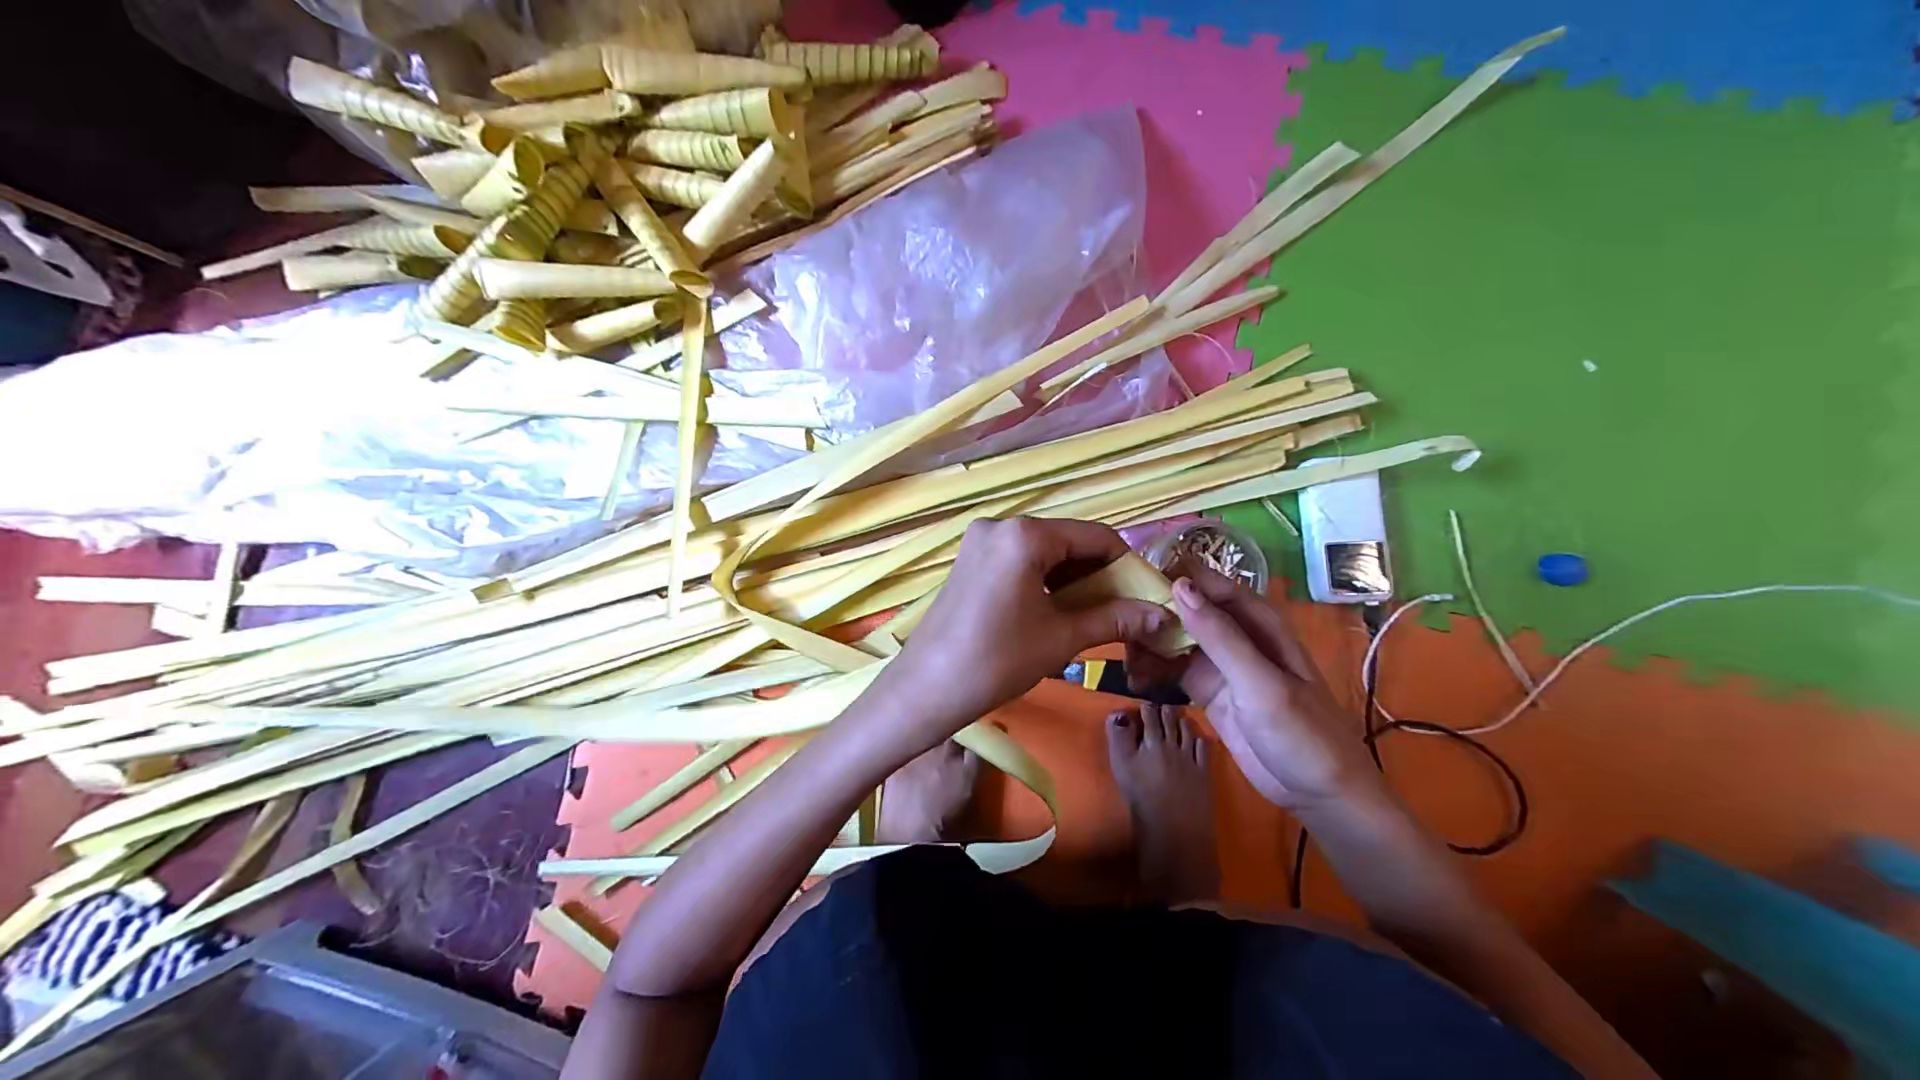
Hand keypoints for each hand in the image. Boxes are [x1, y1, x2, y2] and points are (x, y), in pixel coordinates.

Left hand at [879, 517, 1172, 741]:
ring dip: (1073, 579)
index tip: (1148, 595)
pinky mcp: (968, 560)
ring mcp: (980, 541)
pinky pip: (1019, 560)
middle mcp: (1001, 525)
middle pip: (1068, 541)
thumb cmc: (997, 660)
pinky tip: (1058, 610)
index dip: (1127, 565)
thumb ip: (1115, 618)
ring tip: (1095, 615)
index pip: (1096, 537)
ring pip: (1044, 552)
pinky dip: (1044, 580)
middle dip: (1100, 574)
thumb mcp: (1061, 637)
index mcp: (1024, 534)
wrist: (926, 689)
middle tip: (1125, 610)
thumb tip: (1164, 616)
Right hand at [1127, 565, 1380, 810]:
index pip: (1207, 583)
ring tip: (1121, 652)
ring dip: (1147, 642)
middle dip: (1151, 610)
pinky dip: (1152, 670)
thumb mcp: (1260, 682)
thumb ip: (1220, 636)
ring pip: (1173, 638)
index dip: (1170, 574)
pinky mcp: (1206, 689)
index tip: (1130, 577)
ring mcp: (1218, 662)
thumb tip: (1179, 586)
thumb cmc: (1302, 733)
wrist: (1319, 794)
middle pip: (1184, 608)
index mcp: (1256, 620)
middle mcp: (1234, 633)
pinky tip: (1132, 676)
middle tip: (1115, 619)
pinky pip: (1171, 669)